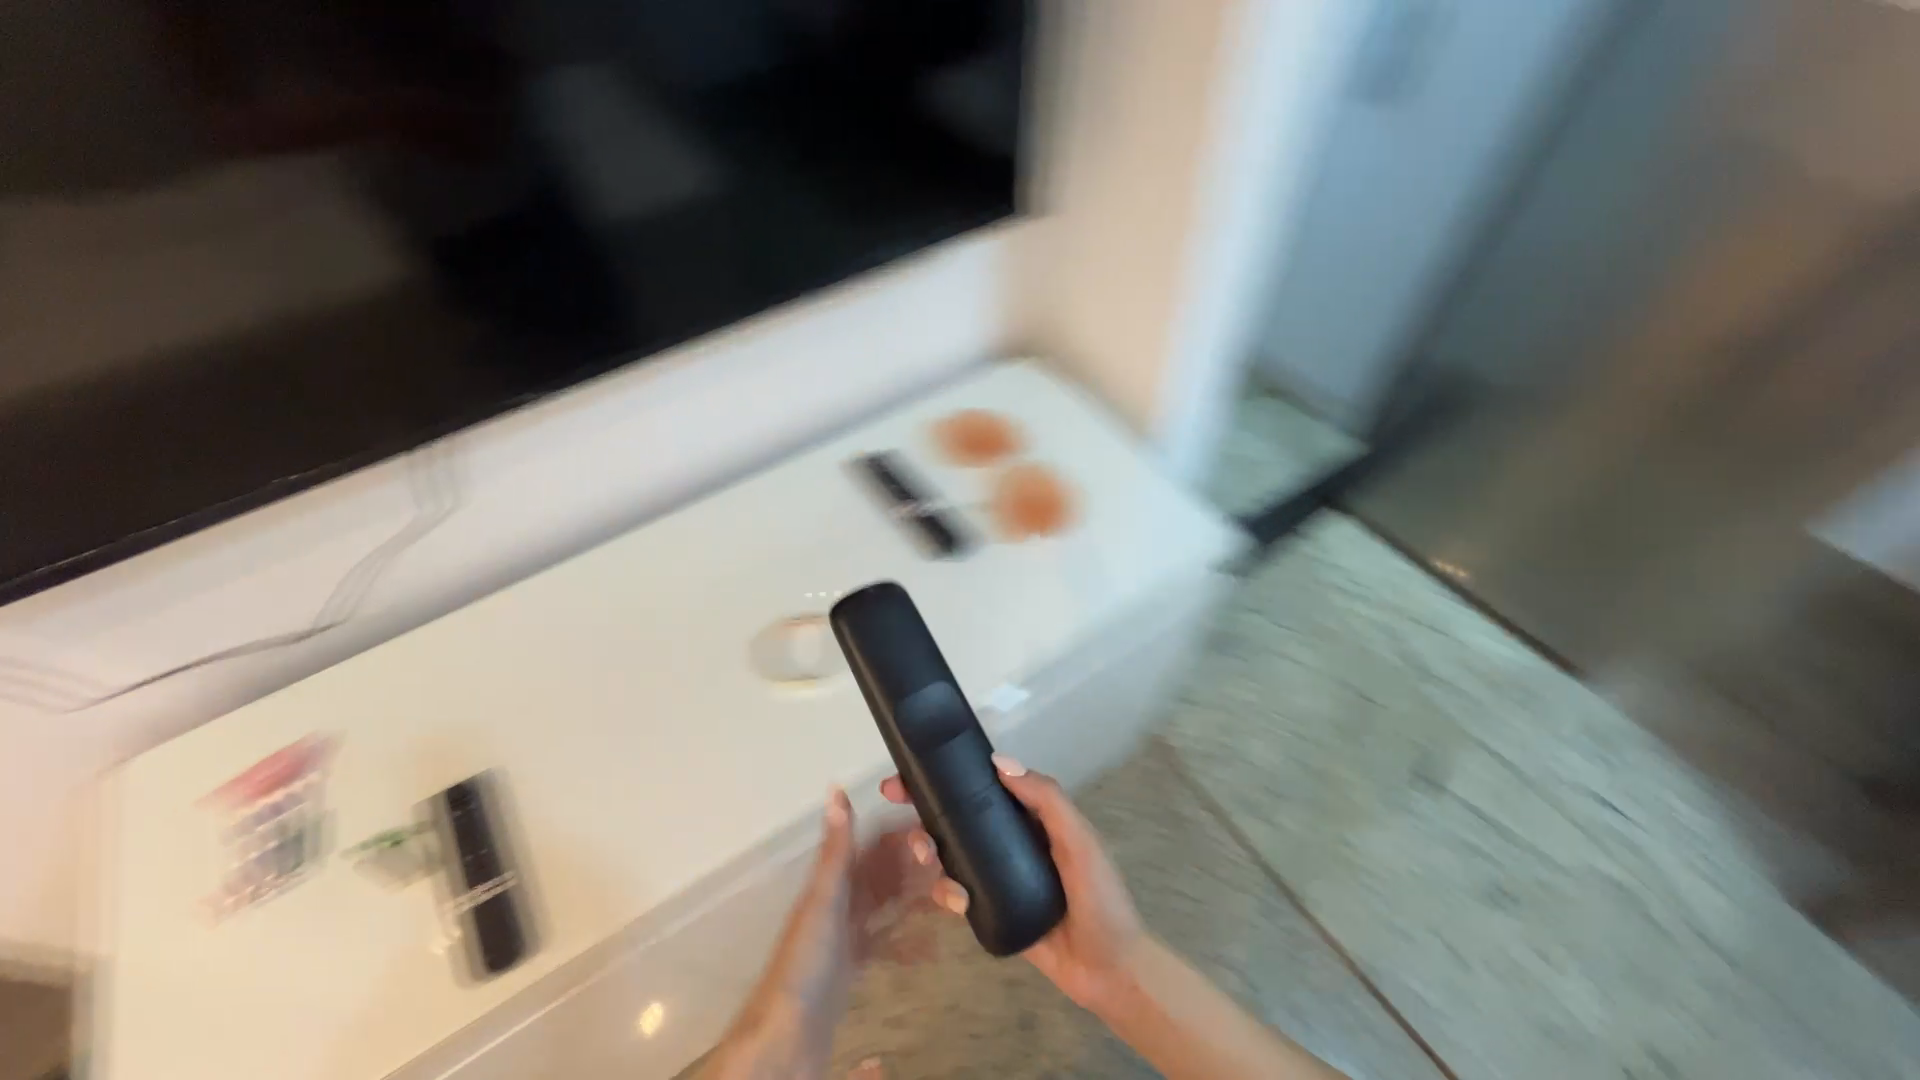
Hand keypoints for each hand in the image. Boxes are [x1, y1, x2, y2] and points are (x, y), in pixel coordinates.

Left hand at [702, 790, 935, 1079]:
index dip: (904, 833)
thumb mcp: (824, 898)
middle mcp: (842, 898)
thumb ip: (836, 848)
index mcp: (834, 879)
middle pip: (887, 872)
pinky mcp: (856, 961)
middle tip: (958, 872)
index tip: (940, 828)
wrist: (788, 1032)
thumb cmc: (806, 959)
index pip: (875, 842)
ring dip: (921, 900)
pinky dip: (910, 941)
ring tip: (957, 902)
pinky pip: (889, 941)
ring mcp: (850, 930)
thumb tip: (837, 789)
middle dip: (920, 867)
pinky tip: (933, 947)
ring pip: (892, 904)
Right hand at [880, 756, 1148, 1010]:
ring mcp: (996, 877)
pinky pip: (955, 893)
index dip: (949, 774)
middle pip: (957, 816)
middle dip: (923, 805)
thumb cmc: (1099, 897)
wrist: (1108, 970)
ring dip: (928, 847)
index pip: (984, 786)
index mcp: (1032, 818)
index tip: (914, 768)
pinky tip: (957, 900)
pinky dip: (946, 892)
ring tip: (924, 856)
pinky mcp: (988, 910)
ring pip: (948, 853)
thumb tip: (999, 761)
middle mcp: (1010, 842)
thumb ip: (1046, 799)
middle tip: (894, 802)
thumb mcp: (1079, 840)